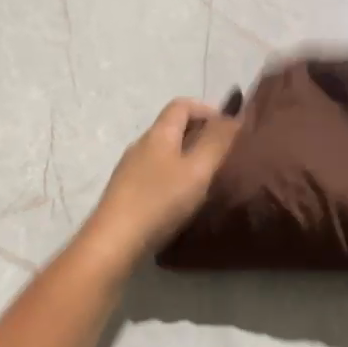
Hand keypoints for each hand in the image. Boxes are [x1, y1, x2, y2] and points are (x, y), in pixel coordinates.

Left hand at [81, 98, 242, 262]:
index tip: (229, 129)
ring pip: (164, 152)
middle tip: (224, 155)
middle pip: (172, 127)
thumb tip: (233, 116)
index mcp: (158, 133)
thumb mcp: (198, 170)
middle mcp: (141, 145)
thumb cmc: (160, 200)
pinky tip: (183, 199)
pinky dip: (175, 176)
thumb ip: (216, 141)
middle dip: (200, 134)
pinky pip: (156, 173)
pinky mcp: (126, 191)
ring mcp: (130, 168)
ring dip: (188, 158)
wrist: (114, 241)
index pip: (182, 105)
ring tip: (208, 179)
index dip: (207, 109)